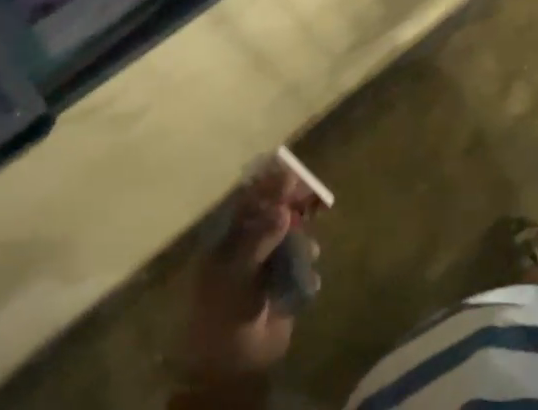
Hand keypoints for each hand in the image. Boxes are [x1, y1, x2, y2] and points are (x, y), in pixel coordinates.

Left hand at [180, 167, 311, 384]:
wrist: (231, 366)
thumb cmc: (221, 314)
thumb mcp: (233, 274)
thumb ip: (257, 239)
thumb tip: (282, 209)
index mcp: (225, 241)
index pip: (248, 202)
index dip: (269, 184)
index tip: (293, 171)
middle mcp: (246, 249)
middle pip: (275, 216)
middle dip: (294, 208)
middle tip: (316, 200)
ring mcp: (266, 268)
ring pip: (292, 240)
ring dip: (303, 243)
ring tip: (307, 255)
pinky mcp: (284, 288)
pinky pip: (301, 268)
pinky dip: (307, 272)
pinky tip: (306, 282)